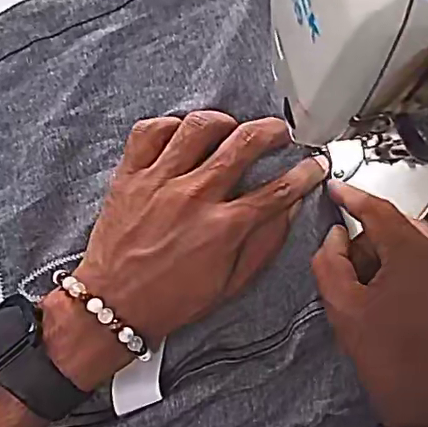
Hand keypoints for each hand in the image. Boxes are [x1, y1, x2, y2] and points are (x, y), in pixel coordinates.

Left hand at [42, 111, 327, 388]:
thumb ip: (265, 244)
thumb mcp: (231, 283)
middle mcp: (193, 198)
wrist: (116, 305)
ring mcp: (159, 182)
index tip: (311, 166)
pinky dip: (170, 124)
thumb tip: (290, 211)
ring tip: (231, 128)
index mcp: (223, 228)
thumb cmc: (171, 299)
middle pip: (245, 142)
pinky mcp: (130, 176)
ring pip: (199, 126)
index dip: (304, 172)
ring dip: (225, 120)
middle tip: (279, 133)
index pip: (278, 188)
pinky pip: (150, 131)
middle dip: (273, 131)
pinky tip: (182, 135)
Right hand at [311, 181, 427, 426]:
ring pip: (422, 246)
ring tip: (389, 305)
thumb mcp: (343, 310)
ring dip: (400, 262)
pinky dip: (424, 276)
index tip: (341, 190)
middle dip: (375, 247)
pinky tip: (412, 309)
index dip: (352, 197)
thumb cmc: (398, 367)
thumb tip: (335, 239)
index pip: (378, 209)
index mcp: (416, 254)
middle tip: (361, 284)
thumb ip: (329, 261)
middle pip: (399, 228)